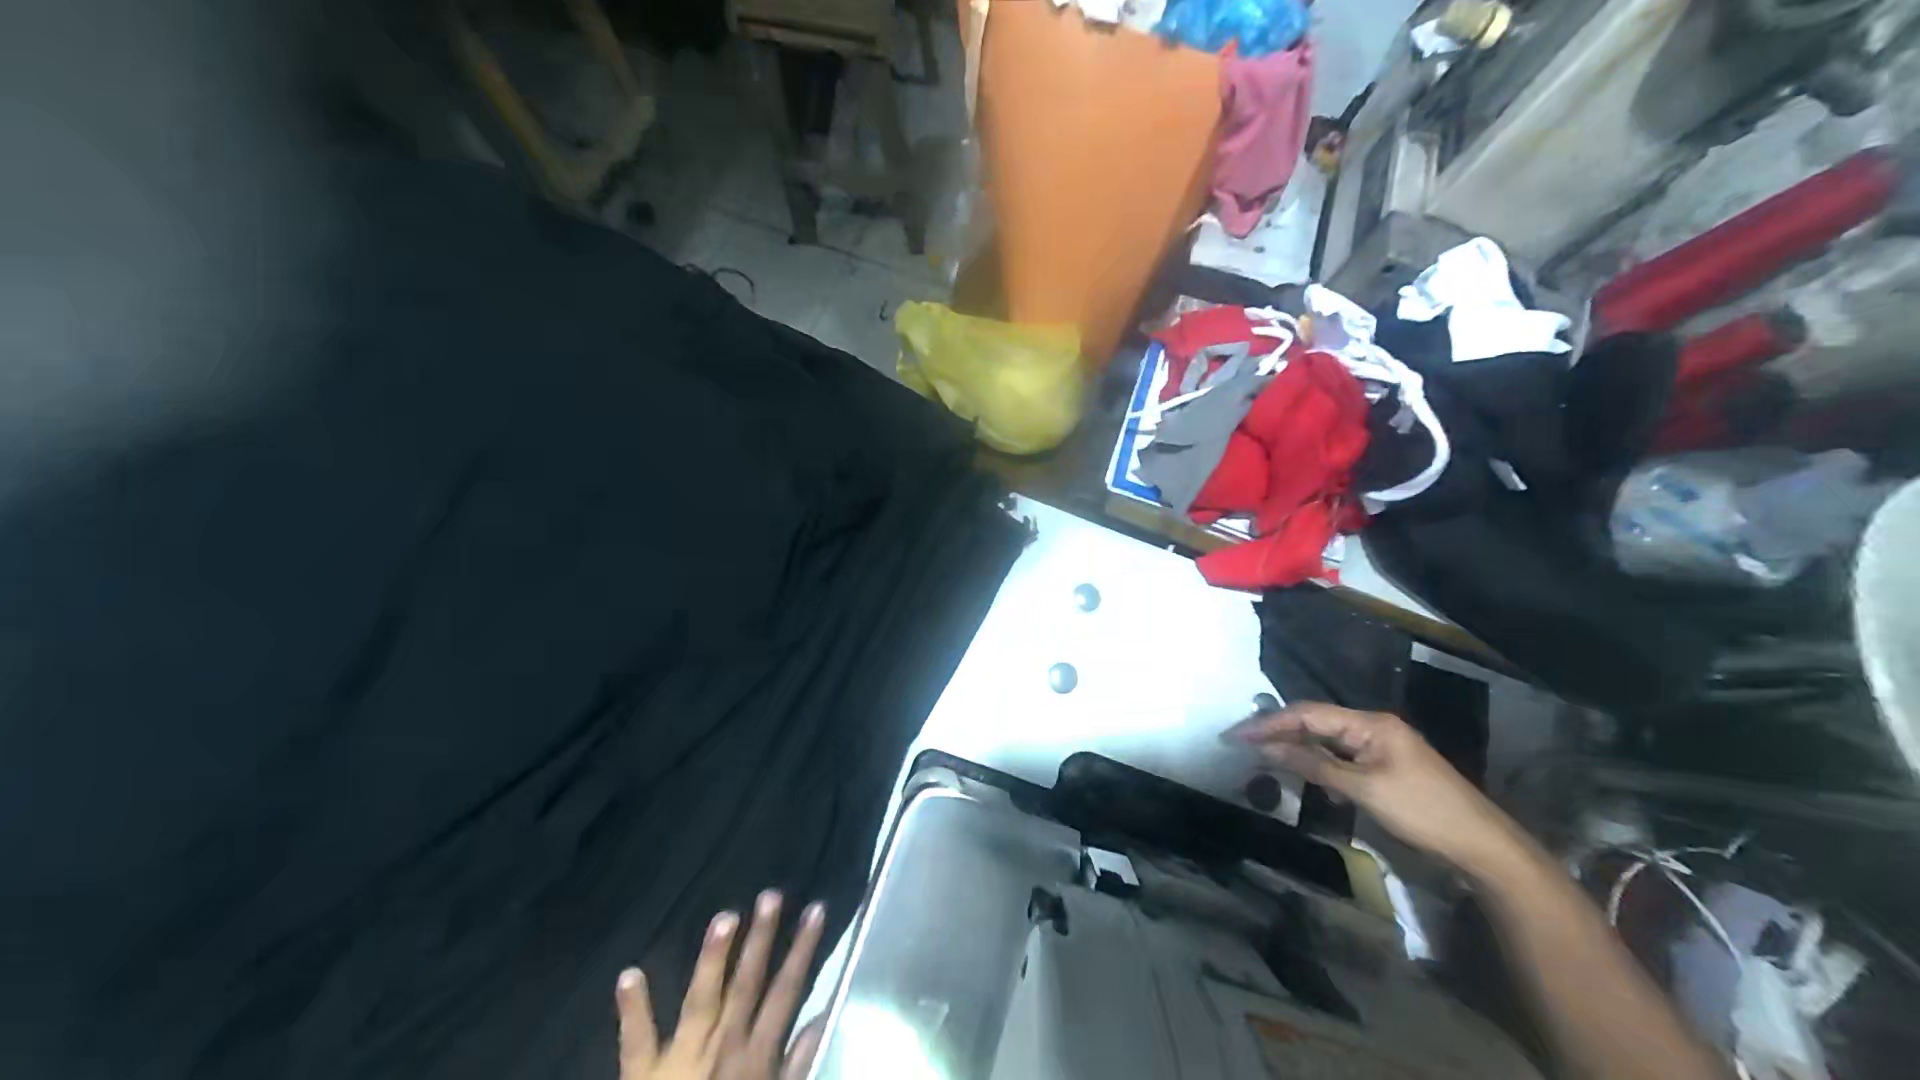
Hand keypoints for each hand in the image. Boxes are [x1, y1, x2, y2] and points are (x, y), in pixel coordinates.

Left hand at [615, 891, 826, 1079]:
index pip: (786, 991)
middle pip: (747, 984)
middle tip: (771, 895)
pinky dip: (633, 1009)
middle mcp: (724, 1047)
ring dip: (713, 957)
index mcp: (756, 1056)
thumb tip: (818, 1016)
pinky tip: (629, 972)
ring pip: (702, 999)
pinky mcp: (643, 1074)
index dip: (802, 949)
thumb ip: (798, 1064)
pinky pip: (636, 1040)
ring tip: (725, 914)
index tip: (815, 909)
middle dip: (761, 938)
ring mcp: (682, 1058)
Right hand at [1227, 702, 1523, 875]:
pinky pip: (1339, 755)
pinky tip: (1299, 769)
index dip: (1270, 723)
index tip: (1237, 735)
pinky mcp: (1384, 766)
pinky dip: (1315, 760)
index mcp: (1371, 723)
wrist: (1482, 846)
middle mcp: (1373, 726)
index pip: (1308, 713)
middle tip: (1241, 743)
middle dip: (1277, 730)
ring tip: (1260, 753)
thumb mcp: (1363, 789)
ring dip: (1294, 745)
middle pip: (1315, 721)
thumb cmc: (1422, 812)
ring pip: (1326, 738)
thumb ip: (1313, 764)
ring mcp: (1380, 746)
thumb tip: (1267, 747)